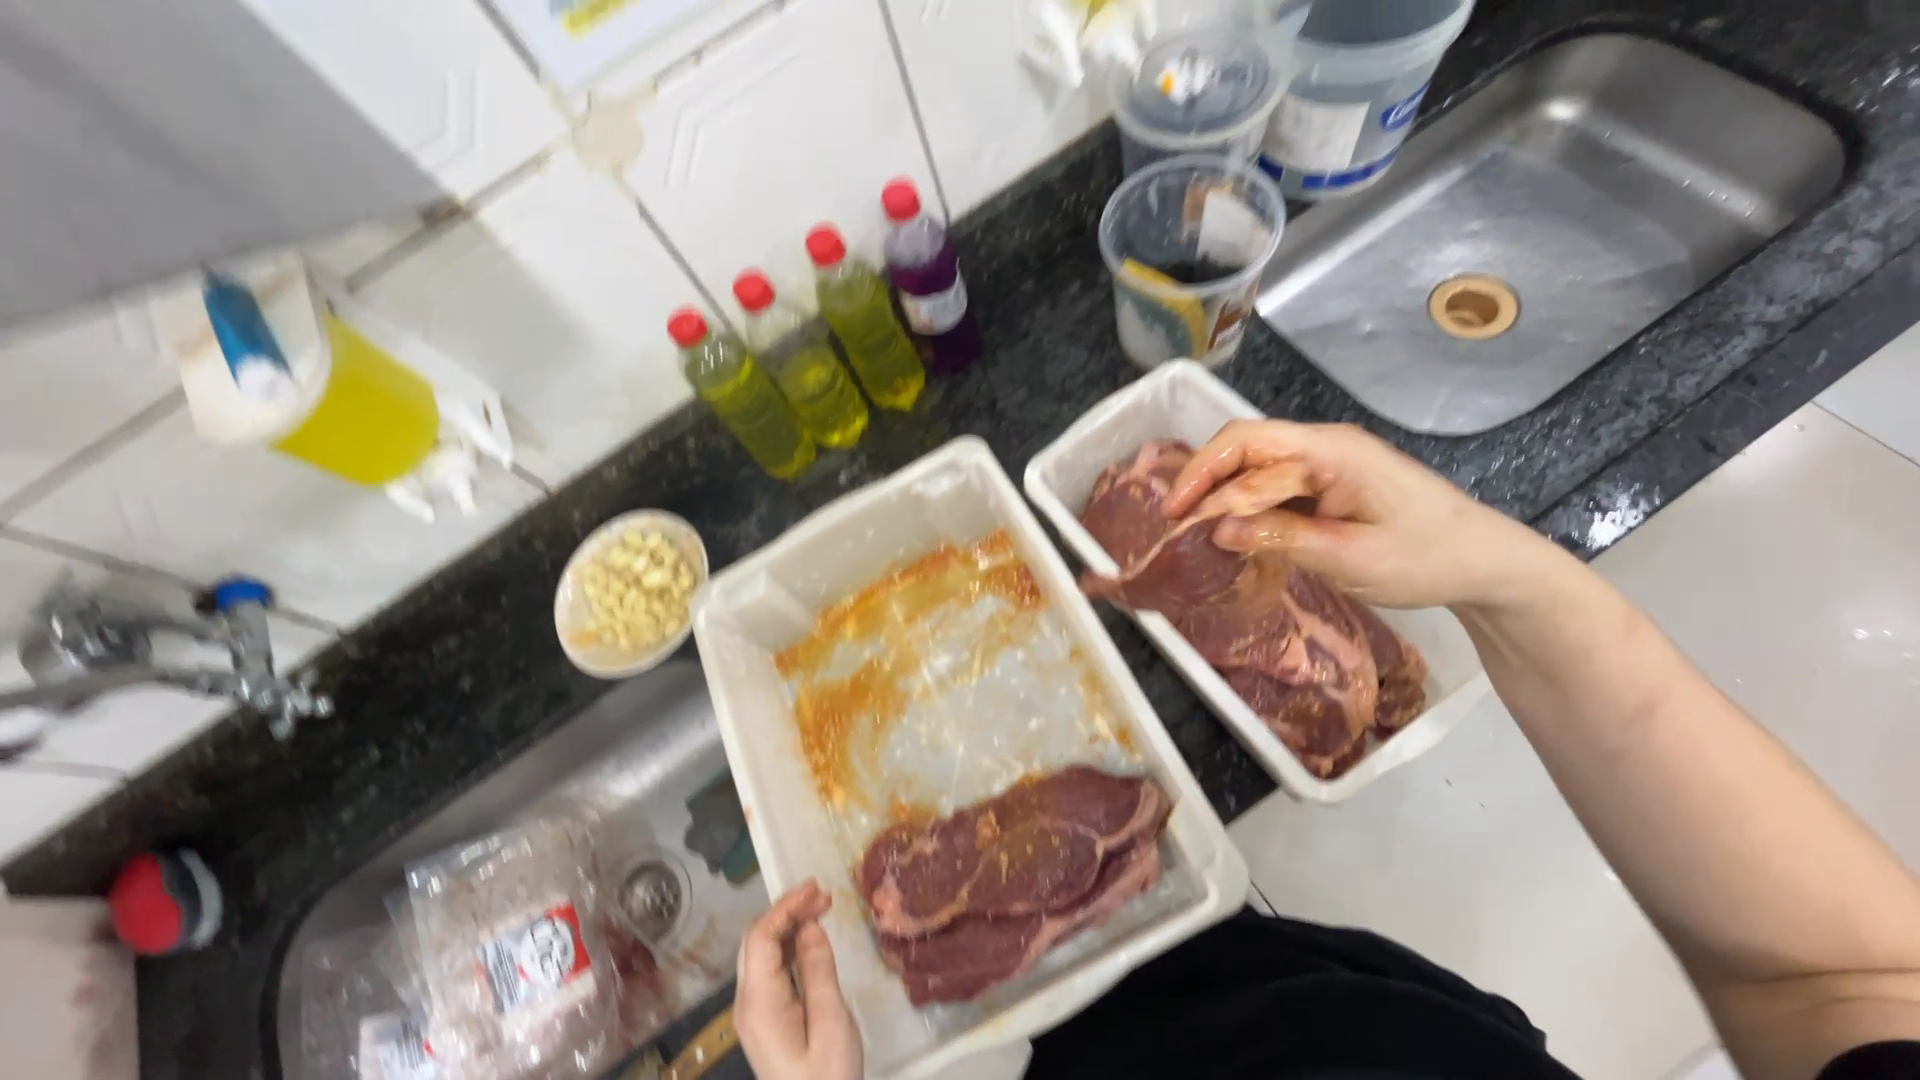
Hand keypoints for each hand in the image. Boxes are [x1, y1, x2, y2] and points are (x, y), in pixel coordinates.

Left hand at [735, 881, 862, 1079]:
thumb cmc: (828, 1077)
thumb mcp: (832, 1023)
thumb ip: (818, 970)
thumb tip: (811, 925)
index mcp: (759, 1002)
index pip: (761, 937)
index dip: (786, 906)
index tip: (816, 887)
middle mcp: (747, 1003)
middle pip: (756, 940)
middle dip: (787, 910)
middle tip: (825, 896)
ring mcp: (753, 1012)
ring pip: (761, 953)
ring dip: (788, 926)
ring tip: (822, 909)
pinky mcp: (764, 1019)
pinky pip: (769, 970)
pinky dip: (788, 946)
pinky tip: (811, 940)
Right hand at [1162, 420, 1562, 610]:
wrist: (1486, 563)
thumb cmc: (1425, 559)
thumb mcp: (1350, 557)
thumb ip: (1280, 538)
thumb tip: (1216, 529)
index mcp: (1331, 452)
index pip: (1247, 444)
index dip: (1202, 474)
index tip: (1174, 515)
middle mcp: (1324, 446)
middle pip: (1245, 446)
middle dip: (1204, 480)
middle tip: (1175, 523)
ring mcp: (1328, 462)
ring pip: (1256, 464)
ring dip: (1222, 492)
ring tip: (1194, 528)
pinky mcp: (1330, 482)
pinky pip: (1275, 483)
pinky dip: (1245, 503)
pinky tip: (1233, 530)